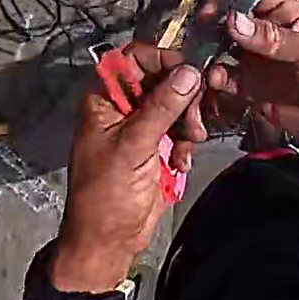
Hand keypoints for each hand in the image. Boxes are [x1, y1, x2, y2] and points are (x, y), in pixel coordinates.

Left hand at [55, 46, 204, 291]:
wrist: (109, 241)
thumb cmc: (107, 194)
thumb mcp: (134, 147)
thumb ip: (162, 107)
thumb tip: (190, 72)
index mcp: (104, 98)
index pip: (133, 58)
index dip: (161, 58)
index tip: (187, 72)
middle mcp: (123, 105)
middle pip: (162, 77)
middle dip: (183, 95)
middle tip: (193, 119)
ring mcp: (142, 125)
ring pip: (176, 102)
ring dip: (188, 120)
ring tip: (190, 142)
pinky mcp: (158, 144)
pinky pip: (181, 127)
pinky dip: (186, 141)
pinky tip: (181, 161)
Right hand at [199, 0, 298, 154]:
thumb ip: (272, 39)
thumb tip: (235, 21)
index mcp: (287, 16)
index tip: (213, 4)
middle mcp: (267, 34)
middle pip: (232, 20)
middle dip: (213, 23)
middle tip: (199, 29)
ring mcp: (257, 61)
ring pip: (223, 48)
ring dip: (210, 50)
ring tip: (201, 55)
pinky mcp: (251, 87)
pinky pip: (226, 79)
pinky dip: (215, 78)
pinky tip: (214, 78)